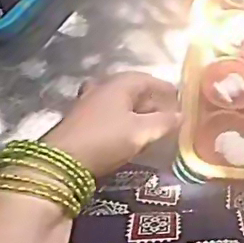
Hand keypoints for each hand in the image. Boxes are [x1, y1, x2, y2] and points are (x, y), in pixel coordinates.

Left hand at [41, 73, 181, 176]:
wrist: (62, 163)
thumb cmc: (106, 140)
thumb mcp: (142, 132)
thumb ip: (164, 122)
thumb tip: (181, 116)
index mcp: (120, 83)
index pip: (150, 80)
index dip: (167, 91)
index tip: (182, 104)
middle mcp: (103, 87)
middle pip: (134, 89)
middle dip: (153, 102)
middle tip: (168, 118)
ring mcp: (89, 102)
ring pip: (120, 102)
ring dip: (136, 112)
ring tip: (150, 127)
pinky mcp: (81, 120)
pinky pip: (109, 114)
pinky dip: (123, 120)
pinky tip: (128, 134)